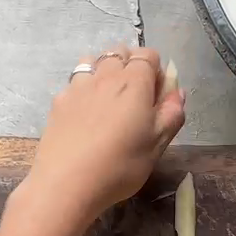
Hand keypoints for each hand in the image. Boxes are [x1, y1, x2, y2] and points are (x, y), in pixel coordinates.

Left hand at [18, 45, 184, 229]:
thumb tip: (177, 93)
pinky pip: (75, 82)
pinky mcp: (58, 101)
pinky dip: (83, 89)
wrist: (66, 184)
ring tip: (107, 100)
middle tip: (135, 98)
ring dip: (104, 71)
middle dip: (130, 66)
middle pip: (119, 52)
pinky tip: (84, 116)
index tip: (156, 97)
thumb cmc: (121, 165)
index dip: (156, 71)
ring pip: (93, 61)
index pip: (148, 55)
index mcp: (135, 82)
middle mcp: (105, 75)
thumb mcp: (157, 144)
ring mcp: (78, 86)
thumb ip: (171, 114)